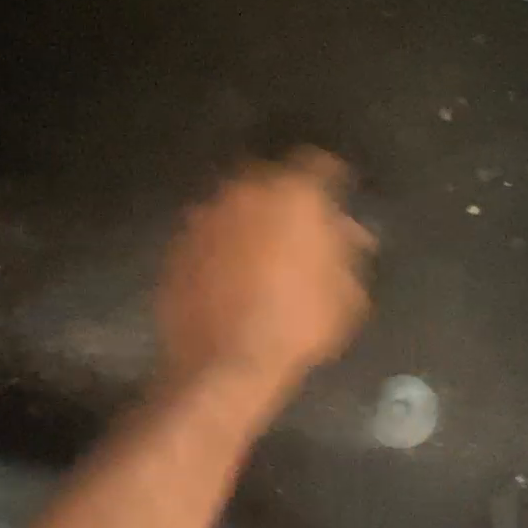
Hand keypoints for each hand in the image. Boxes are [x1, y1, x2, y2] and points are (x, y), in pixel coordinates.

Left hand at [155, 150, 373, 391]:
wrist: (227, 364)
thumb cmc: (299, 325)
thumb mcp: (348, 294)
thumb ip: (349, 251)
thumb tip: (350, 231)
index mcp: (294, 193)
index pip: (320, 163)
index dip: (333, 179)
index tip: (339, 197)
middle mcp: (245, 190)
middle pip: (271, 176)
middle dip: (287, 196)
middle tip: (300, 226)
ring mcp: (204, 215)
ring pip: (235, 203)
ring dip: (250, 219)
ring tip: (264, 251)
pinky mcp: (177, 244)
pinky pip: (209, 233)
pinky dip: (222, 244)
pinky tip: (232, 273)